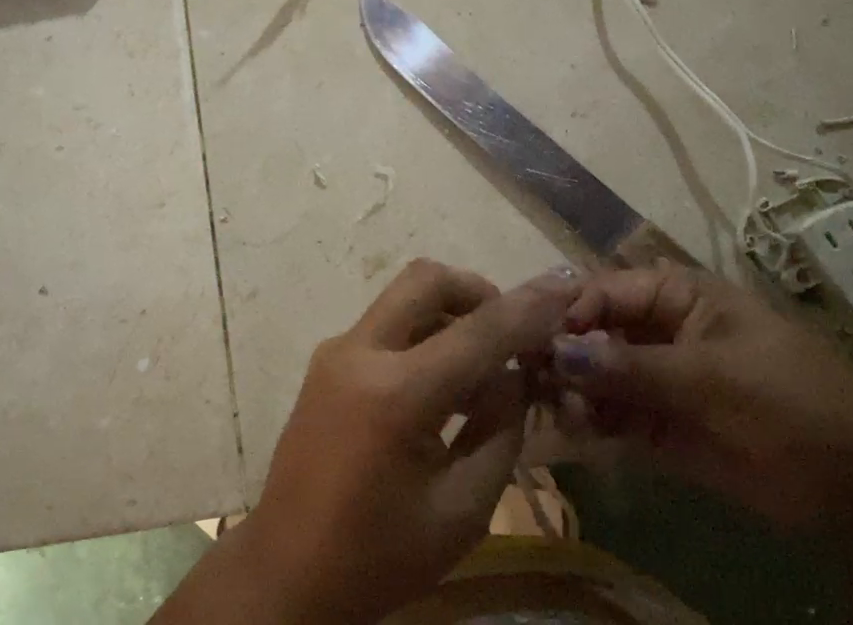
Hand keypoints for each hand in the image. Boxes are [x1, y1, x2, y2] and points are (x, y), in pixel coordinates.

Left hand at [220, 259, 577, 622]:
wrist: (287, 571)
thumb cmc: (379, 554)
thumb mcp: (462, 509)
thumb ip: (499, 431)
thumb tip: (516, 375)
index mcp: (395, 393)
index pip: (478, 331)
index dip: (528, 308)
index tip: (566, 290)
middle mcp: (359, 353)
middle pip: (425, 280)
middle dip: (478, 291)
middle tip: (512, 333)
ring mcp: (335, 354)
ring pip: (402, 299)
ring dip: (449, 314)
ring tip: (486, 372)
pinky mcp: (326, 365)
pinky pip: (384, 326)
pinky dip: (422, 335)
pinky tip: (446, 387)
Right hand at [551, 264, 852, 529]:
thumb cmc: (787, 404)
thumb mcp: (708, 377)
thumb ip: (629, 366)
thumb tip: (557, 352)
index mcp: (680, 299)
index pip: (607, 290)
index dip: (571, 309)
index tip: (538, 338)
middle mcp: (661, 332)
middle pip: (594, 332)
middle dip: (563, 353)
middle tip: (532, 377)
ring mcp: (658, 380)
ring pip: (596, 375)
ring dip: (573, 390)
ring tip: (561, 411)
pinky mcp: (658, 426)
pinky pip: (611, 415)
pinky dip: (590, 422)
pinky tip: (575, 431)